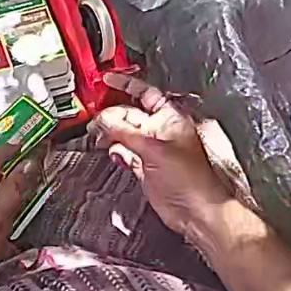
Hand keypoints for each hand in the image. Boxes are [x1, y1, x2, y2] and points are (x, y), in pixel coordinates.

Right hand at [92, 73, 243, 246]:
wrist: (196, 212)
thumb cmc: (190, 179)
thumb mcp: (153, 148)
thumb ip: (124, 132)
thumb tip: (103, 120)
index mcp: (169, 117)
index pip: (144, 92)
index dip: (125, 84)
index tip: (107, 78)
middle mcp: (160, 131)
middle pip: (129, 113)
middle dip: (110, 113)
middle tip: (94, 117)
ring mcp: (151, 149)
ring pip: (124, 133)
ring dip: (109, 132)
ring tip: (97, 134)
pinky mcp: (144, 166)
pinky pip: (124, 152)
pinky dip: (115, 150)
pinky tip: (109, 150)